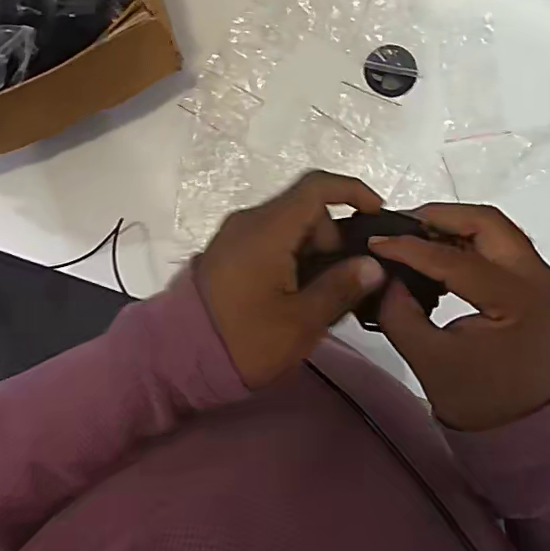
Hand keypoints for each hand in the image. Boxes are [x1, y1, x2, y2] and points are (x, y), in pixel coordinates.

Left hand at [196, 171, 387, 387]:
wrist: (173, 363)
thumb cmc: (243, 341)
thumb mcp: (301, 321)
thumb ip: (340, 287)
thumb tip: (372, 264)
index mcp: (267, 229)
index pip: (317, 187)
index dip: (352, 191)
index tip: (376, 213)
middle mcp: (249, 222)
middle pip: (305, 210)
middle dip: (333, 238)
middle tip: (344, 281)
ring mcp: (234, 237)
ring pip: (289, 228)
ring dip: (314, 252)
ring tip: (322, 296)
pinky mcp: (227, 255)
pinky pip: (270, 242)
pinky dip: (293, 258)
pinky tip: (298, 295)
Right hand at [369, 203, 549, 430]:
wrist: (533, 434)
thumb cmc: (482, 404)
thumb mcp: (429, 360)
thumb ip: (400, 313)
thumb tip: (387, 275)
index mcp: (521, 302)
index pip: (458, 260)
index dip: (411, 248)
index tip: (376, 242)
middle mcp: (544, 282)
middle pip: (489, 225)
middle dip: (442, 217)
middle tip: (403, 225)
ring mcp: (549, 282)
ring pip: (500, 232)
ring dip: (458, 228)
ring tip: (418, 236)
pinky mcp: (544, 288)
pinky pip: (506, 250)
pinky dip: (473, 245)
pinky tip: (443, 254)